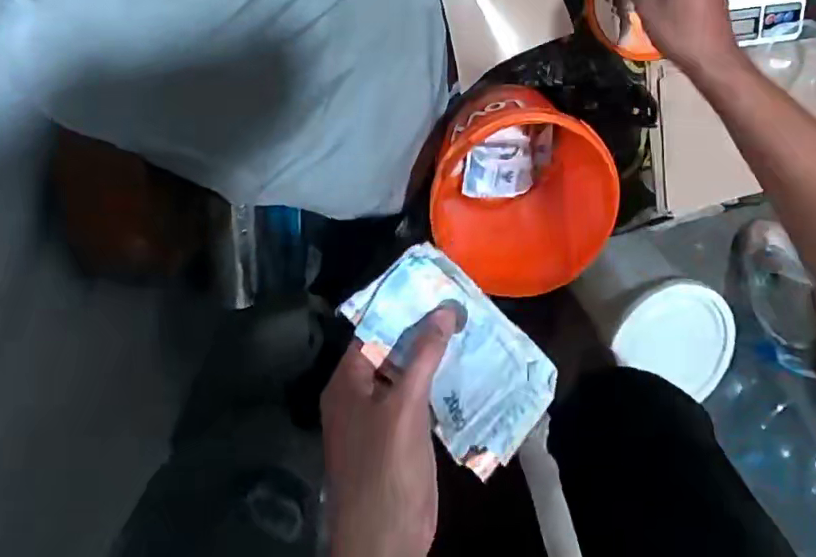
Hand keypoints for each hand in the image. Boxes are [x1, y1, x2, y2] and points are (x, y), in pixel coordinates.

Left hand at [322, 306, 458, 556]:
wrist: (384, 545)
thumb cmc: (386, 469)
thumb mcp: (405, 407)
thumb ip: (423, 355)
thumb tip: (444, 310)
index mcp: (348, 382)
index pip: (373, 329)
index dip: (402, 307)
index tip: (433, 284)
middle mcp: (359, 394)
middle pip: (391, 349)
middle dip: (422, 328)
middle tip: (457, 301)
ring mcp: (380, 417)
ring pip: (406, 374)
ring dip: (433, 355)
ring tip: (467, 325)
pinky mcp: (400, 437)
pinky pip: (417, 398)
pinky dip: (438, 383)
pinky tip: (465, 368)